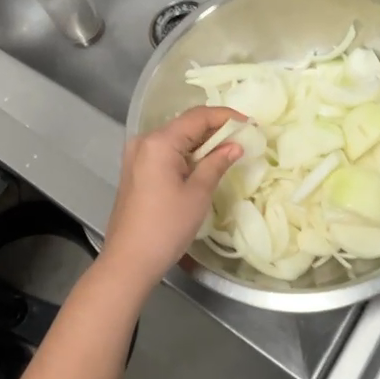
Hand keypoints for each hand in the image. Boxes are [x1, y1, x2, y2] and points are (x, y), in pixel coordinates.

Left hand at [101, 106, 244, 290]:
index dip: (226, 117)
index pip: (197, 116)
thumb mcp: (197, 194)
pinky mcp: (136, 170)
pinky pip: (166, 151)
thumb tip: (236, 145)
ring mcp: (137, 155)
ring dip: (202, 142)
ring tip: (230, 149)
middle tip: (244, 137)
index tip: (250, 125)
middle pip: (185, 124)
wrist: (128, 262)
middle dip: (215, 128)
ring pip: (176, 138)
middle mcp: (144, 141)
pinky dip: (187, 153)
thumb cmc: (166, 227)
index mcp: (159, 142)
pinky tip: (205, 163)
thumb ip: (217, 163)